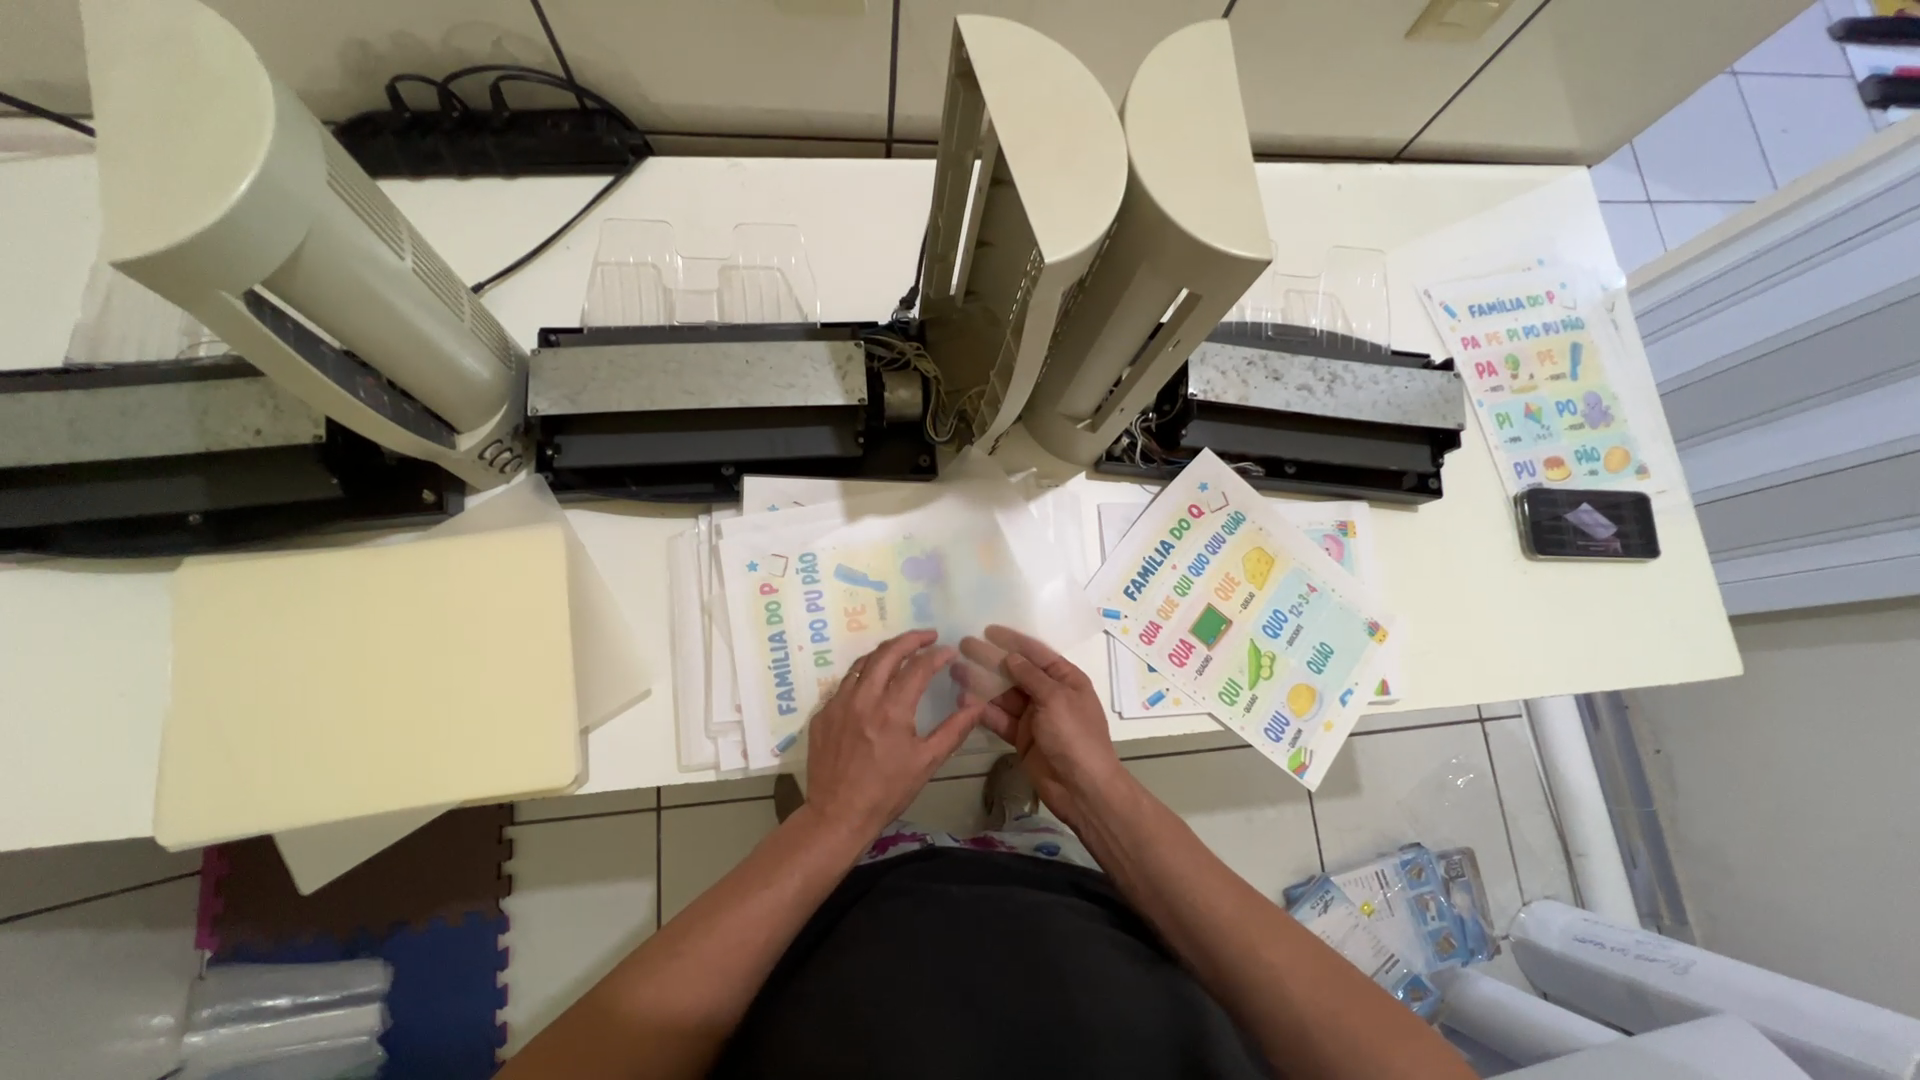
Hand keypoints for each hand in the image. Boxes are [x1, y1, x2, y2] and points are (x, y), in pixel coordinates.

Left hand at [803, 630, 982, 838]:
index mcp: (892, 709)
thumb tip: (978, 706)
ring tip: (901, 652)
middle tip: (927, 636)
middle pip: (887, 653)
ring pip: (862, 664)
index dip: (936, 655)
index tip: (949, 651)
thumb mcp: (927, 762)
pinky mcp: (822, 715)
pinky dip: (863, 676)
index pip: (918, 667)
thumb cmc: (887, 792)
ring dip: (884, 653)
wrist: (837, 815)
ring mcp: (838, 704)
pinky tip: (872, 684)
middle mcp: (863, 698)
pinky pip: (844, 685)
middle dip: (910, 639)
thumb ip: (953, 730)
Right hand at [954, 625, 1125, 829]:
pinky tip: (963, 700)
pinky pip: (999, 718)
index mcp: (1066, 679)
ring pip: (1003, 695)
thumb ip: (1031, 676)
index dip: (1013, 641)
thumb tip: (1011, 656)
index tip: (988, 630)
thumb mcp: (1056, 698)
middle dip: (990, 659)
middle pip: (1016, 672)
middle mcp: (1049, 694)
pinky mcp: (1021, 738)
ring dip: (981, 683)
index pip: (1036, 653)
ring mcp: (1034, 717)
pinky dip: (982, 710)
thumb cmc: (1075, 736)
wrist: (1082, 788)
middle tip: (963, 646)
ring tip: (955, 671)